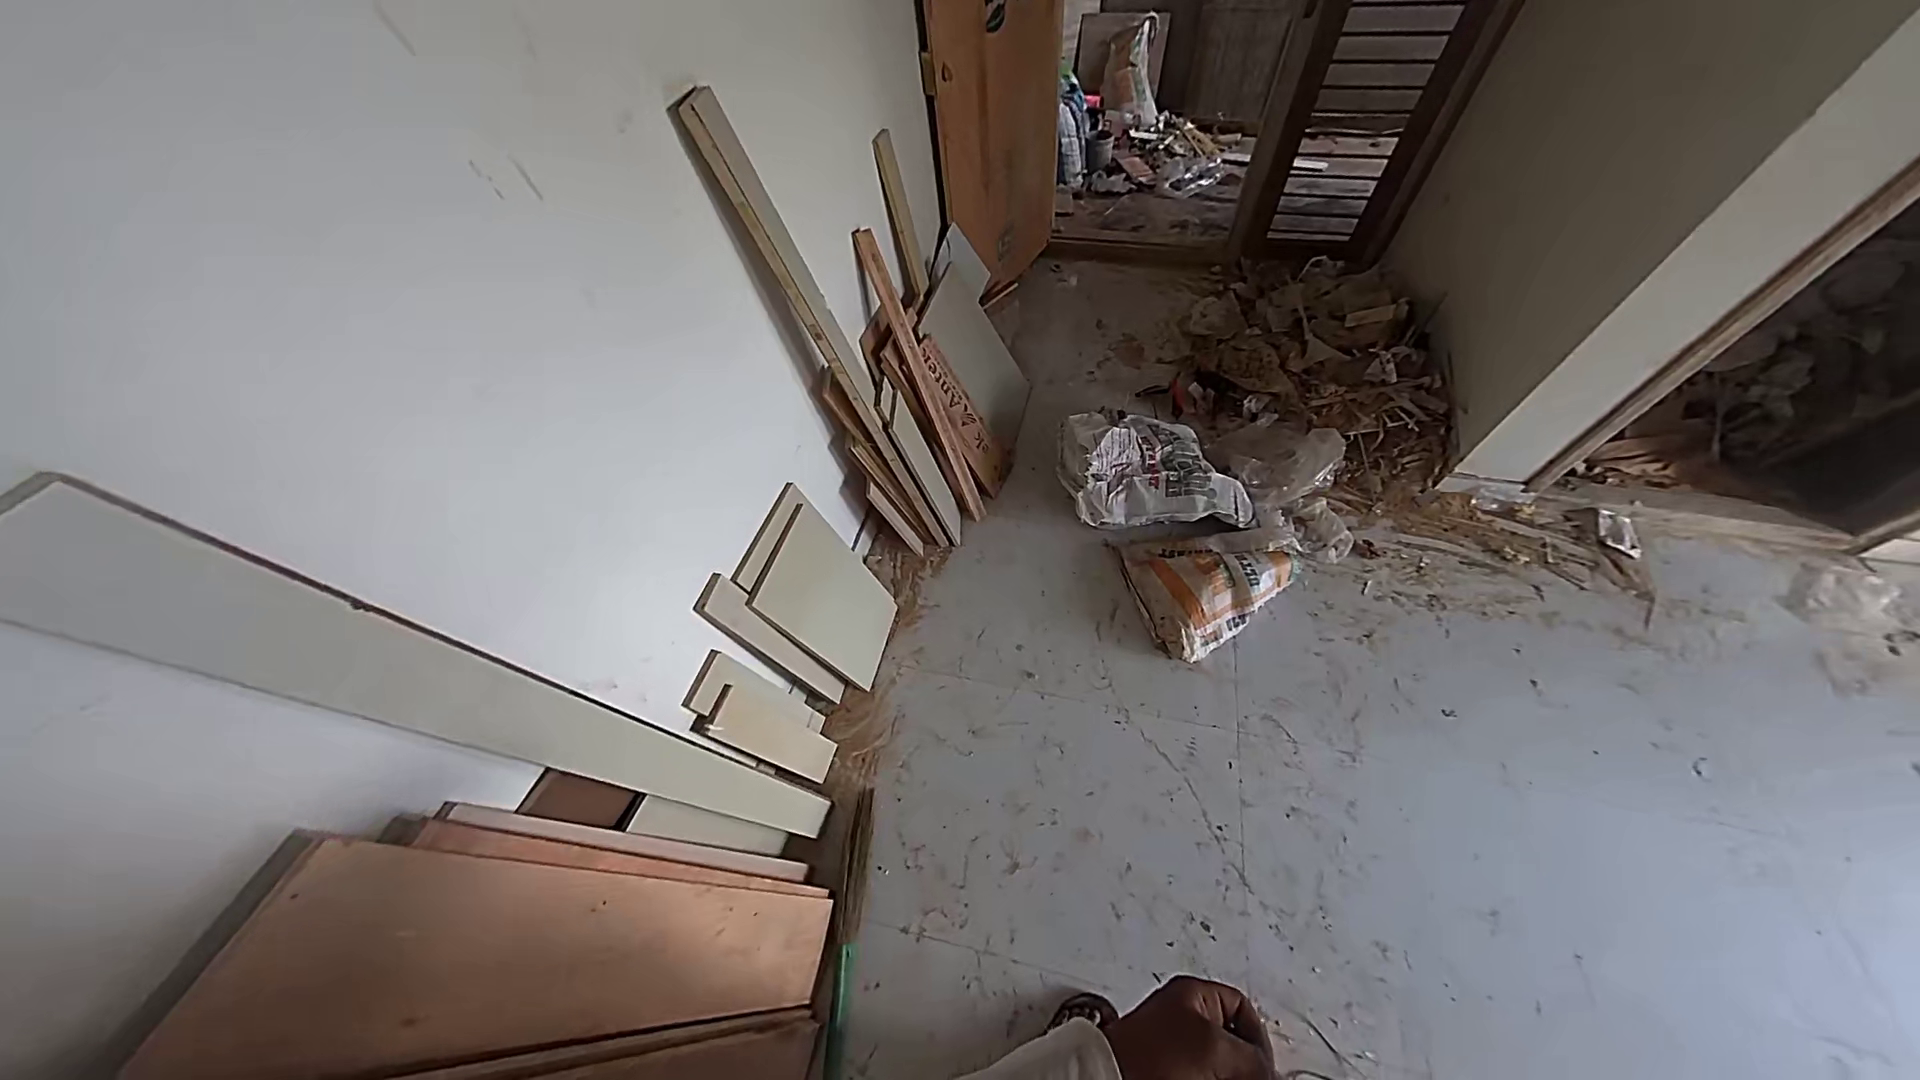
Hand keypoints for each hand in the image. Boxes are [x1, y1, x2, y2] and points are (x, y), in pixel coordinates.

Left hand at [1102, 976, 1274, 1079]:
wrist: (1115, 1079)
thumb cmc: (1152, 1054)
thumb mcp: (1215, 1048)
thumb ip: (1252, 1058)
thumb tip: (1271, 1072)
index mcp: (1193, 995)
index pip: (1242, 1007)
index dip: (1258, 1038)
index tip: (1264, 1067)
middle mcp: (1185, 1017)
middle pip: (1234, 1042)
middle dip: (1246, 1065)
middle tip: (1248, 1077)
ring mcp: (1178, 1048)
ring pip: (1222, 1065)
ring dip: (1232, 1073)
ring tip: (1222, 1078)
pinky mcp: (1170, 1071)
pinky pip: (1205, 1072)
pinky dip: (1213, 1076)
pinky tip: (1211, 1079)